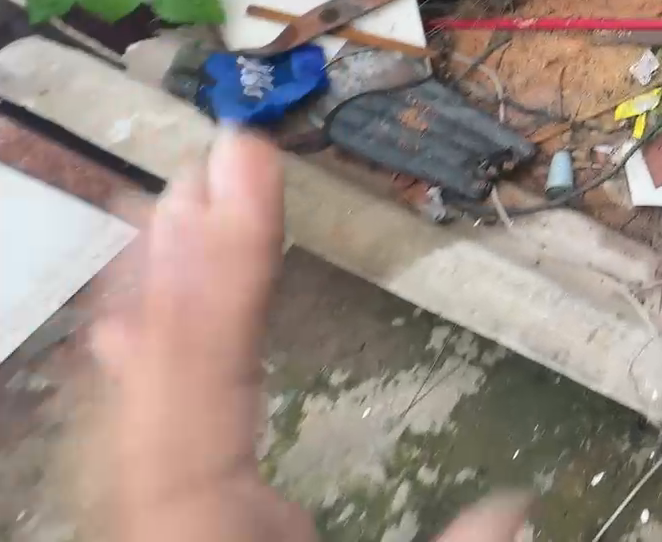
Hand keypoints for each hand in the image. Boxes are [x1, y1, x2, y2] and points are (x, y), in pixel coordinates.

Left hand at [92, 128, 532, 541]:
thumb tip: (519, 507)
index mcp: (198, 538)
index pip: (202, 394)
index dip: (224, 276)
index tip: (240, 180)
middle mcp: (156, 521)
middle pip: (157, 375)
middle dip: (193, 255)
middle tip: (222, 158)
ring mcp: (158, 518)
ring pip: (142, 392)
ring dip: (174, 287)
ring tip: (193, 205)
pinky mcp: (175, 518)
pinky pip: (157, 419)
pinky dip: (167, 348)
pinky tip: (162, 308)